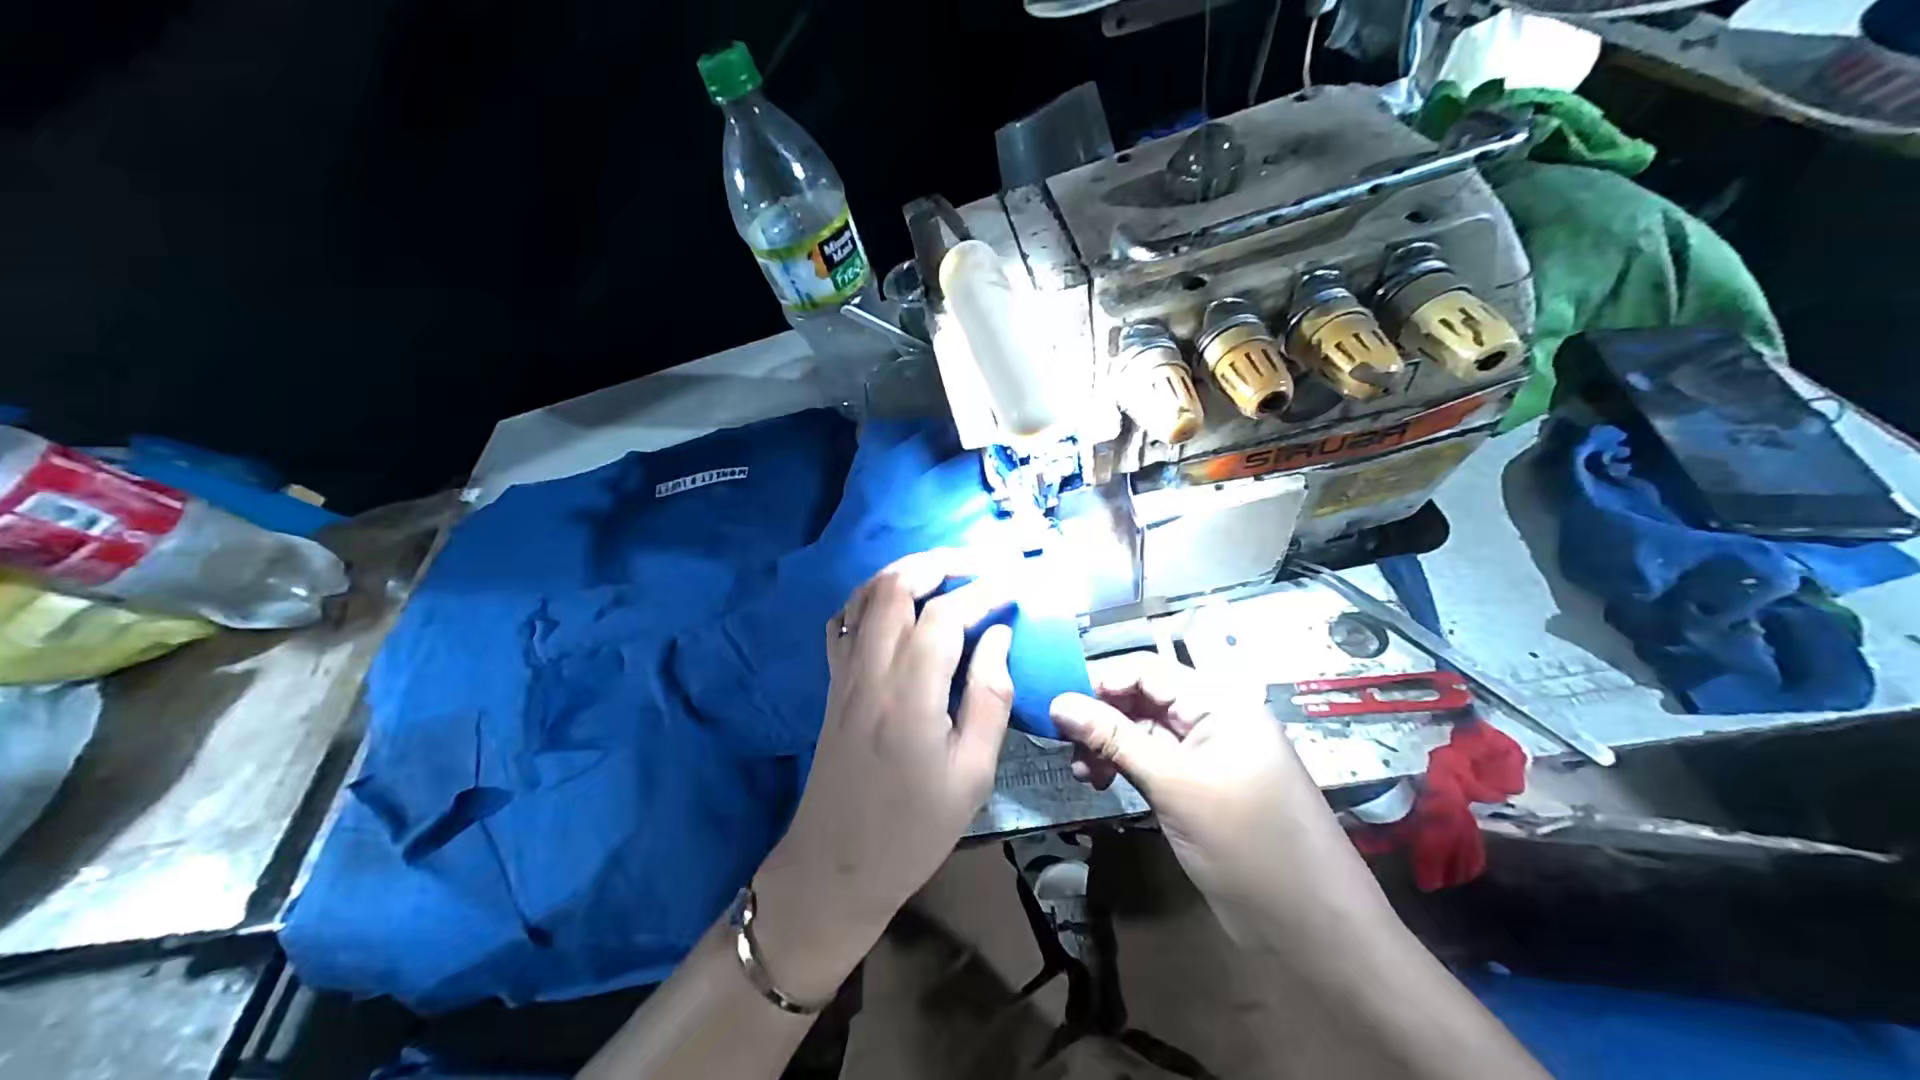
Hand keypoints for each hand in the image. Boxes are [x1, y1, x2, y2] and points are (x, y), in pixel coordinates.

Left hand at [752, 549, 1014, 1002]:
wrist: (836, 865)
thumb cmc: (915, 827)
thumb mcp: (973, 773)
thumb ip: (990, 696)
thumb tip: (998, 635)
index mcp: (911, 694)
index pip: (946, 616)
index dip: (983, 592)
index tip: (1013, 588)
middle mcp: (870, 671)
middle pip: (895, 587)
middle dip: (939, 565)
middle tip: (978, 568)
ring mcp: (844, 674)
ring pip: (865, 596)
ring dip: (904, 573)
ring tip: (943, 575)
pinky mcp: (832, 684)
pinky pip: (845, 621)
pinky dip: (871, 598)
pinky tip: (898, 608)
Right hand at [1049, 653, 1386, 927]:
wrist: (1311, 929)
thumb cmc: (1245, 844)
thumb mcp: (1173, 785)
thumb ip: (1114, 738)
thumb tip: (1057, 702)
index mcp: (1220, 702)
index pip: (1147, 670)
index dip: (1101, 683)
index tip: (1056, 708)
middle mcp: (1213, 719)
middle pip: (1144, 698)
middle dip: (1101, 717)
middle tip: (1066, 749)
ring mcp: (1207, 755)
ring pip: (1144, 731)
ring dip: (1109, 746)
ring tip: (1084, 775)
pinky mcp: (1201, 787)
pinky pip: (1154, 761)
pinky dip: (1125, 767)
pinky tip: (1102, 784)